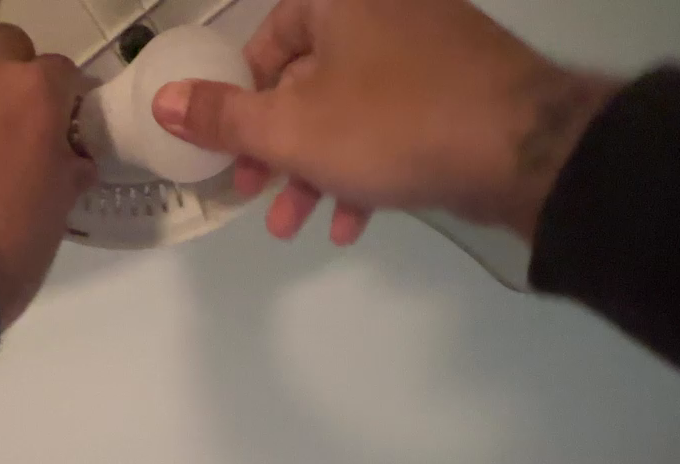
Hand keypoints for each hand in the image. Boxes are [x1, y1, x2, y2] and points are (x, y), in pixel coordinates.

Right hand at [148, 0, 620, 244]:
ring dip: (312, 176)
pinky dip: (362, 174)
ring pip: (345, 116)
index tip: (232, 145)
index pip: (270, 38)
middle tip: (253, 196)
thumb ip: (221, 118)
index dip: (242, 97)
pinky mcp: (450, 93)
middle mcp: (383, 13)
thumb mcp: (288, 128)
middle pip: (304, 84)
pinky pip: (388, 130)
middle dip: (274, 152)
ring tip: (294, 225)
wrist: (516, 147)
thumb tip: (163, 101)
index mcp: (341, 1)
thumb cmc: (388, 125)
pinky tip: (350, 223)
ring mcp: (423, 52)